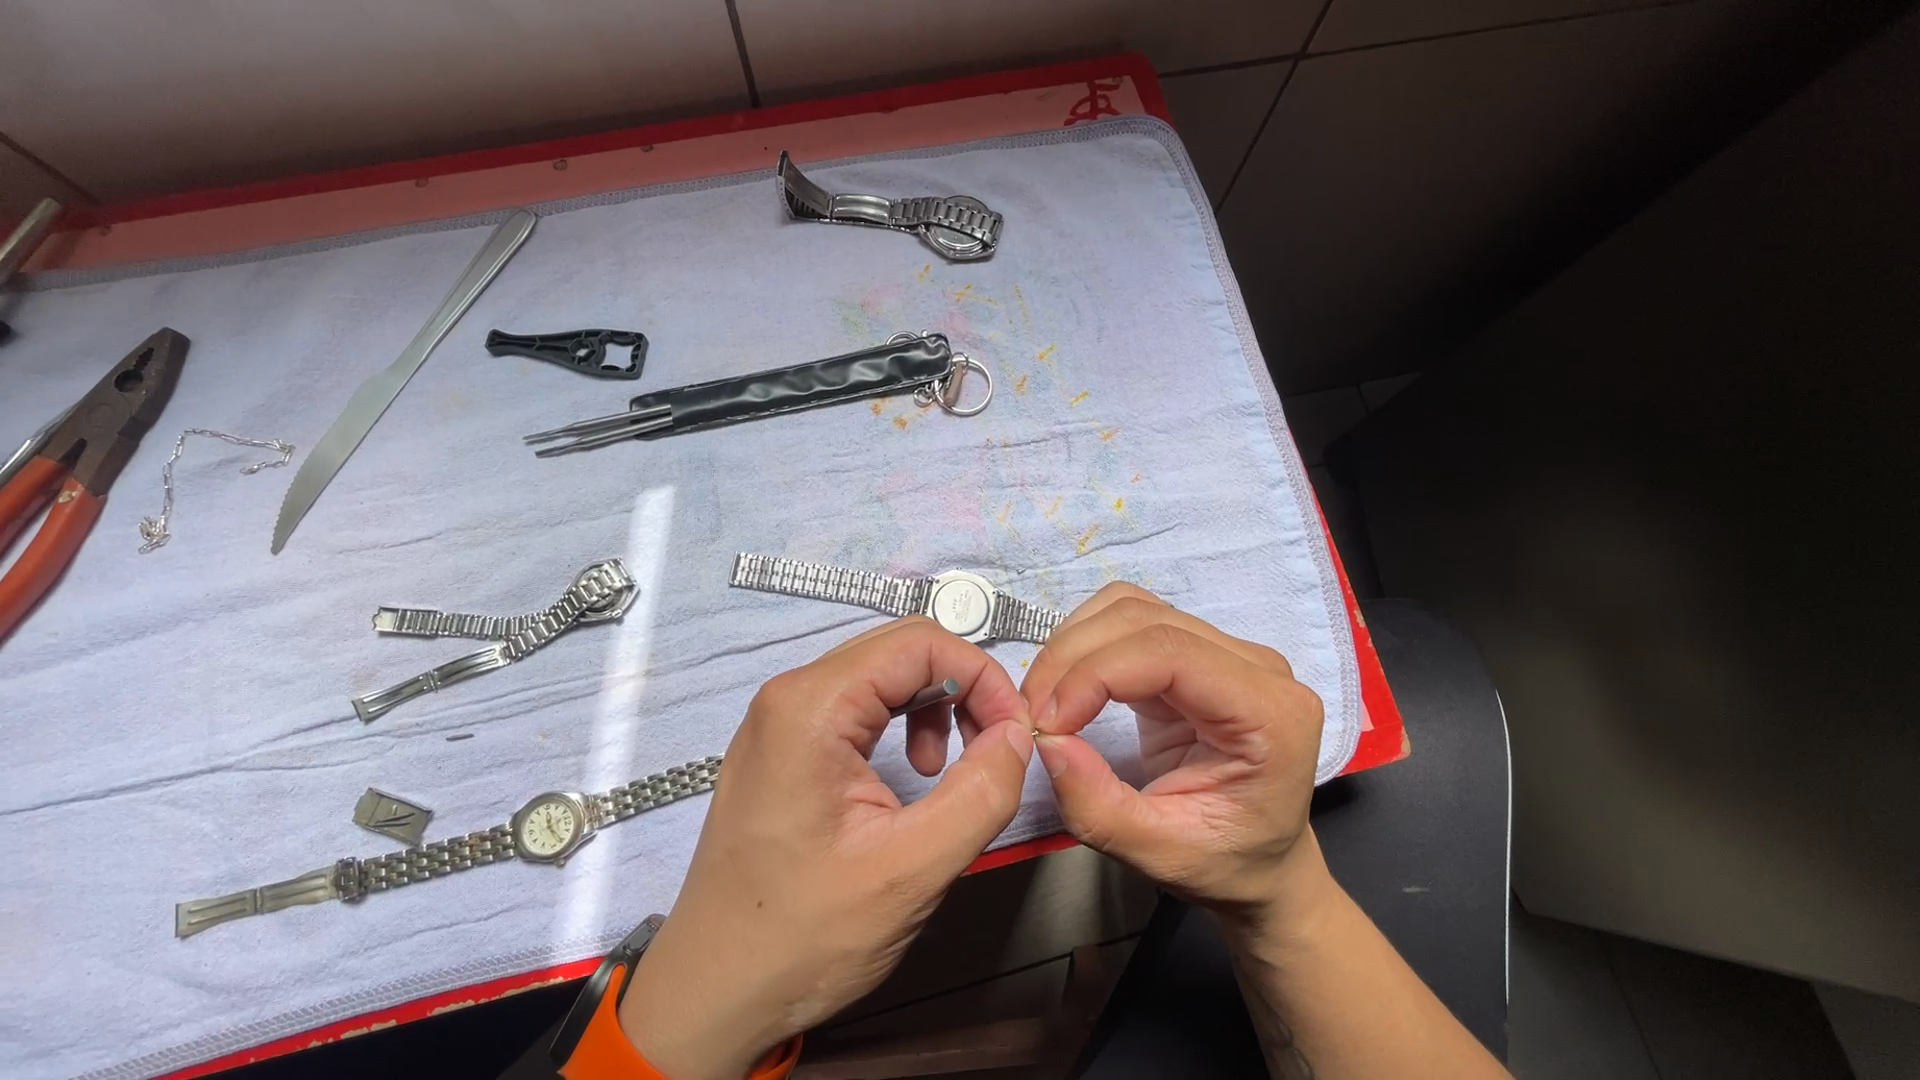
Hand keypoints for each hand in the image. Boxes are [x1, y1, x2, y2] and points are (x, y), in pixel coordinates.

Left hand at [619, 617, 1035, 1078]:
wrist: (712, 993)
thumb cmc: (802, 937)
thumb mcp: (910, 870)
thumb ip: (980, 794)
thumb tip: (1019, 734)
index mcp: (811, 706)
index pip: (919, 642)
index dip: (982, 675)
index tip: (1016, 731)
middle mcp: (790, 694)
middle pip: (899, 650)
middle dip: (961, 688)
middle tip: (994, 748)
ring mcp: (780, 717)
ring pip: (881, 674)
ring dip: (933, 705)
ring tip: (945, 769)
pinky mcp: (782, 744)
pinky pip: (858, 706)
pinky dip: (902, 723)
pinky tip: (910, 773)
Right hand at [1021, 583, 1328, 927]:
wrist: (1263, 859)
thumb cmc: (1225, 862)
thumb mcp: (1160, 856)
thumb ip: (1099, 808)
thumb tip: (1048, 741)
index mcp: (1269, 713)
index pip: (1169, 652)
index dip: (1095, 673)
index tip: (1046, 722)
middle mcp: (1255, 666)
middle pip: (1144, 618)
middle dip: (1071, 657)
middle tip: (1031, 714)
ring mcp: (1225, 651)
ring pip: (1130, 607)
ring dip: (1073, 644)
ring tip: (1044, 700)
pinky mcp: (1192, 651)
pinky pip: (1129, 622)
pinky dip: (1084, 644)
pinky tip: (1066, 686)